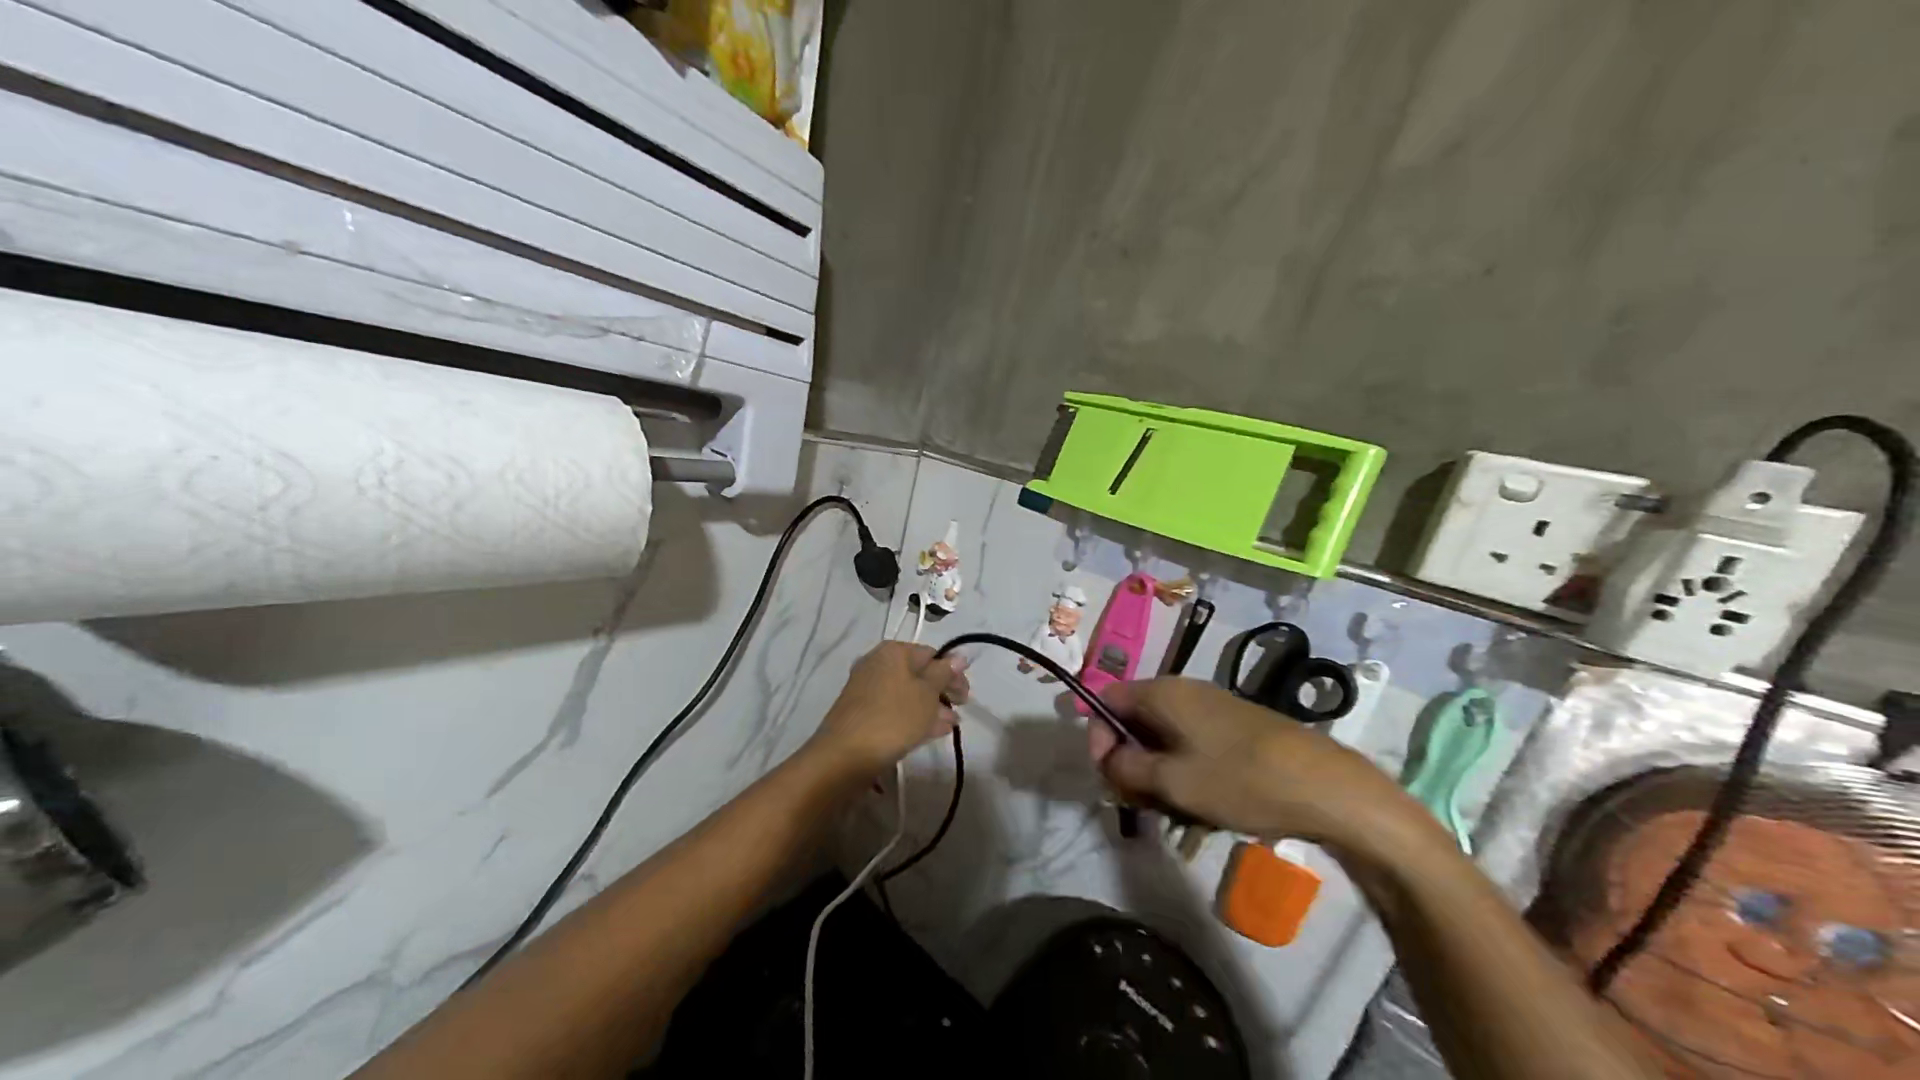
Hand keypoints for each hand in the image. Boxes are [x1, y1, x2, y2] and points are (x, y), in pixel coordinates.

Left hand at [809, 642, 969, 773]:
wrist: (846, 755)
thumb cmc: (893, 717)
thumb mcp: (926, 693)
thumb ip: (944, 673)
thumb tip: (959, 656)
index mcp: (893, 652)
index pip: (932, 654)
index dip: (953, 673)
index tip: (966, 696)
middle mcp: (877, 663)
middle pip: (919, 673)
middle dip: (942, 692)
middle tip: (960, 709)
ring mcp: (867, 689)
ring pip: (907, 693)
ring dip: (930, 707)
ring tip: (950, 726)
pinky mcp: (862, 712)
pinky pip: (895, 708)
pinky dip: (913, 716)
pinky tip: (931, 731)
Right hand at [1091, 677, 1413, 844]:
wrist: (1327, 788)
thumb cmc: (1240, 780)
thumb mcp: (1172, 782)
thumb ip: (1126, 768)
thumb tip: (1108, 758)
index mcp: (1162, 693)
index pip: (1106, 700)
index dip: (1097, 736)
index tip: (1108, 776)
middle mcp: (1184, 691)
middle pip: (1134, 720)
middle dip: (1129, 760)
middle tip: (1139, 802)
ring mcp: (1213, 708)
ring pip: (1164, 737)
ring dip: (1157, 772)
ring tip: (1172, 812)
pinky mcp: (1236, 728)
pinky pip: (1192, 744)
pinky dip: (1185, 772)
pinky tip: (1200, 807)